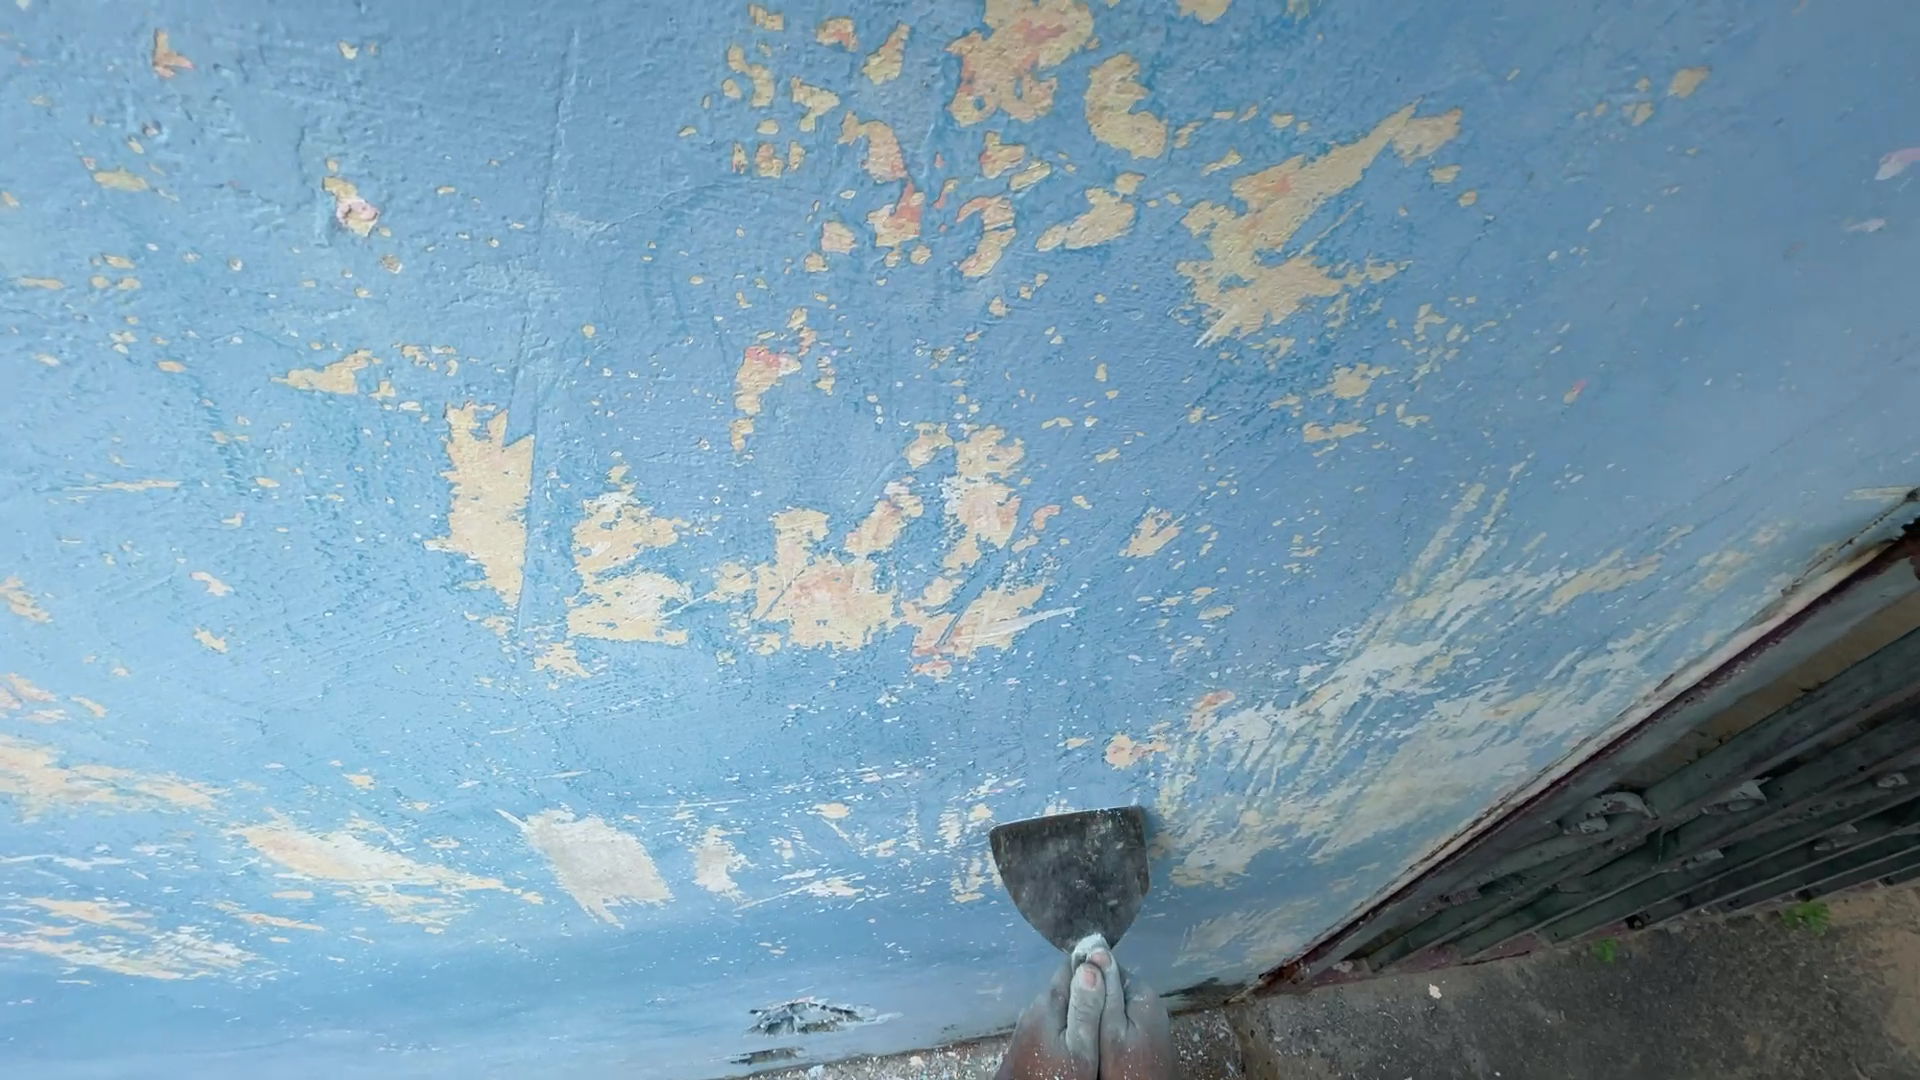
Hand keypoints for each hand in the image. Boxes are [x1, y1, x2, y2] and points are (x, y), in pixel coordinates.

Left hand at [993, 949, 1106, 1079]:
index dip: (1094, 968)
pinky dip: (1065, 1025)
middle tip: (1110, 1004)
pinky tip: (1076, 1040)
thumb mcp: (1079, 1049)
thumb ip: (1086, 1009)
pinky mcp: (1025, 1041)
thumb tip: (1092, 965)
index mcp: (1049, 1001)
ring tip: (1098, 1023)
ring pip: (1057, 1005)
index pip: (1072, 966)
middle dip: (1086, 989)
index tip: (1114, 979)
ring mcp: (1028, 1023)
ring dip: (1075, 1009)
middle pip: (1064, 985)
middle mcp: (1035, 1005)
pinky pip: (1050, 1023)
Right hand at [1089, 949, 1172, 1079]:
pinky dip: (1110, 1027)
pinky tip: (1100, 1039)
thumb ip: (1105, 989)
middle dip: (1094, 997)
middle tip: (1077, 1016)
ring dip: (1101, 1013)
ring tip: (1086, 1028)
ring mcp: (1152, 1019)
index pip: (1108, 967)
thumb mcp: (1111, 1029)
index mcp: (1142, 992)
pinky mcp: (1150, 1036)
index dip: (1087, 978)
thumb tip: (1096, 947)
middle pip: (1112, 986)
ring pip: (1116, 1004)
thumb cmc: (1128, 1070)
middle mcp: (1151, 1000)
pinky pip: (1123, 1021)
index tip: (1071, 996)